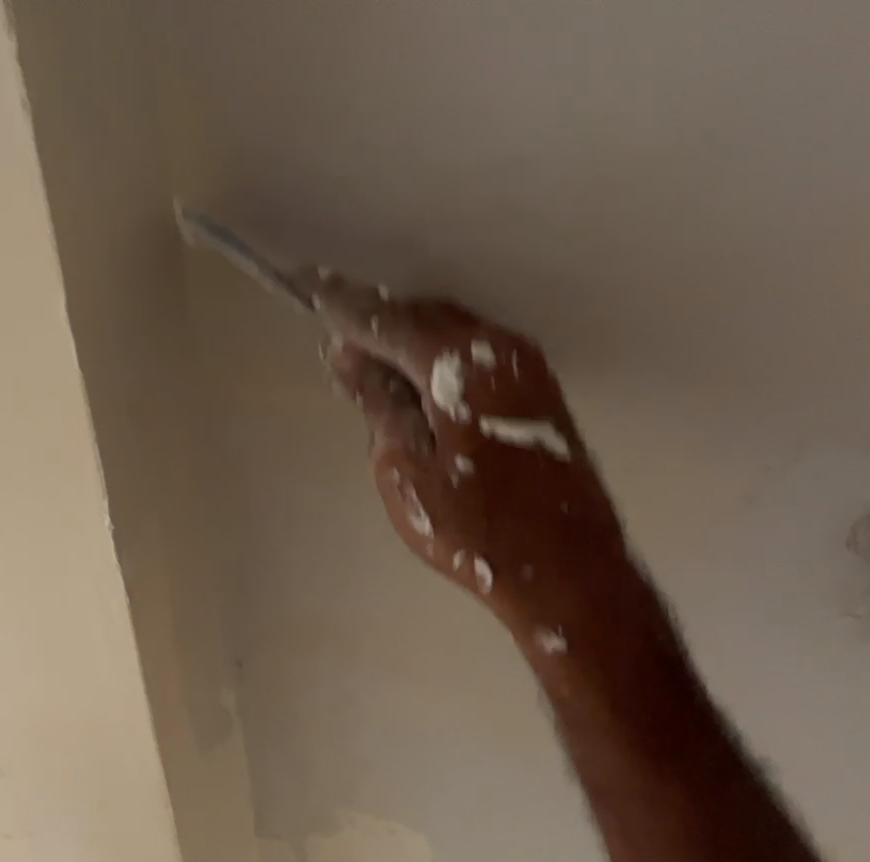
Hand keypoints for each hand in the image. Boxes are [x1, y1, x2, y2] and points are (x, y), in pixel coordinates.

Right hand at [307, 270, 633, 641]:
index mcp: (461, 365)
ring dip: (404, 340)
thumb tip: (347, 353)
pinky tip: (410, 382)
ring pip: (449, 332)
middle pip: (423, 317)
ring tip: (363, 363)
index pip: (388, 321)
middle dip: (374, 322)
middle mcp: (499, 350)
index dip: (343, 306)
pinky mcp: (533, 390)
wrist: (563, 568)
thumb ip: (377, 401)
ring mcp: (523, 367)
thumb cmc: (471, 524)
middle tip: (331, 338)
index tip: (305, 285)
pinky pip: (470, 353)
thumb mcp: (402, 465)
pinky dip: (432, 357)